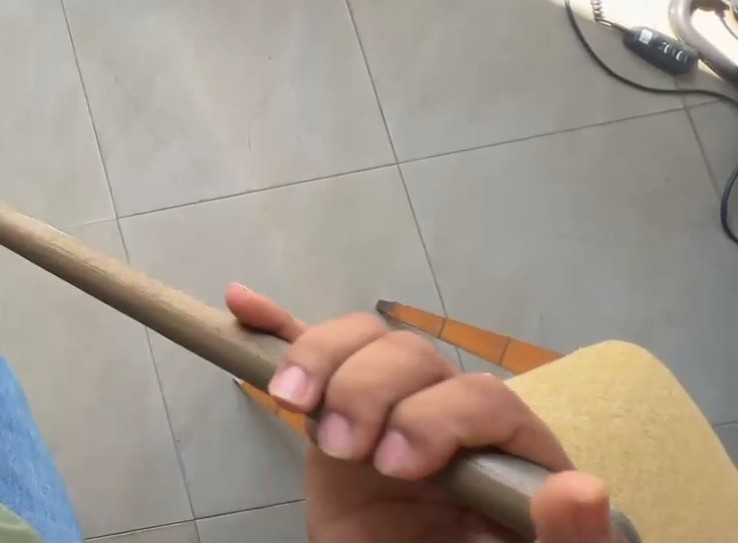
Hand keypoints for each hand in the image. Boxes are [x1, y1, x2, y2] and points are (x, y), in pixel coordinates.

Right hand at [226, 284, 616, 542]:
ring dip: (316, 360)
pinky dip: (272, 321)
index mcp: (510, 449)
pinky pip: (300, 343)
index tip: (390, 468)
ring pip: (354, 338)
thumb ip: (566, 541)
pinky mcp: (328, 402)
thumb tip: (582, 485)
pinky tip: (241, 303)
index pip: (479, 394)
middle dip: (364, 391)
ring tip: (295, 406)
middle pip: (407, 351)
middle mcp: (447, 409)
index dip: (432, 418)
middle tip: (341, 449)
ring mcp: (382, 401)